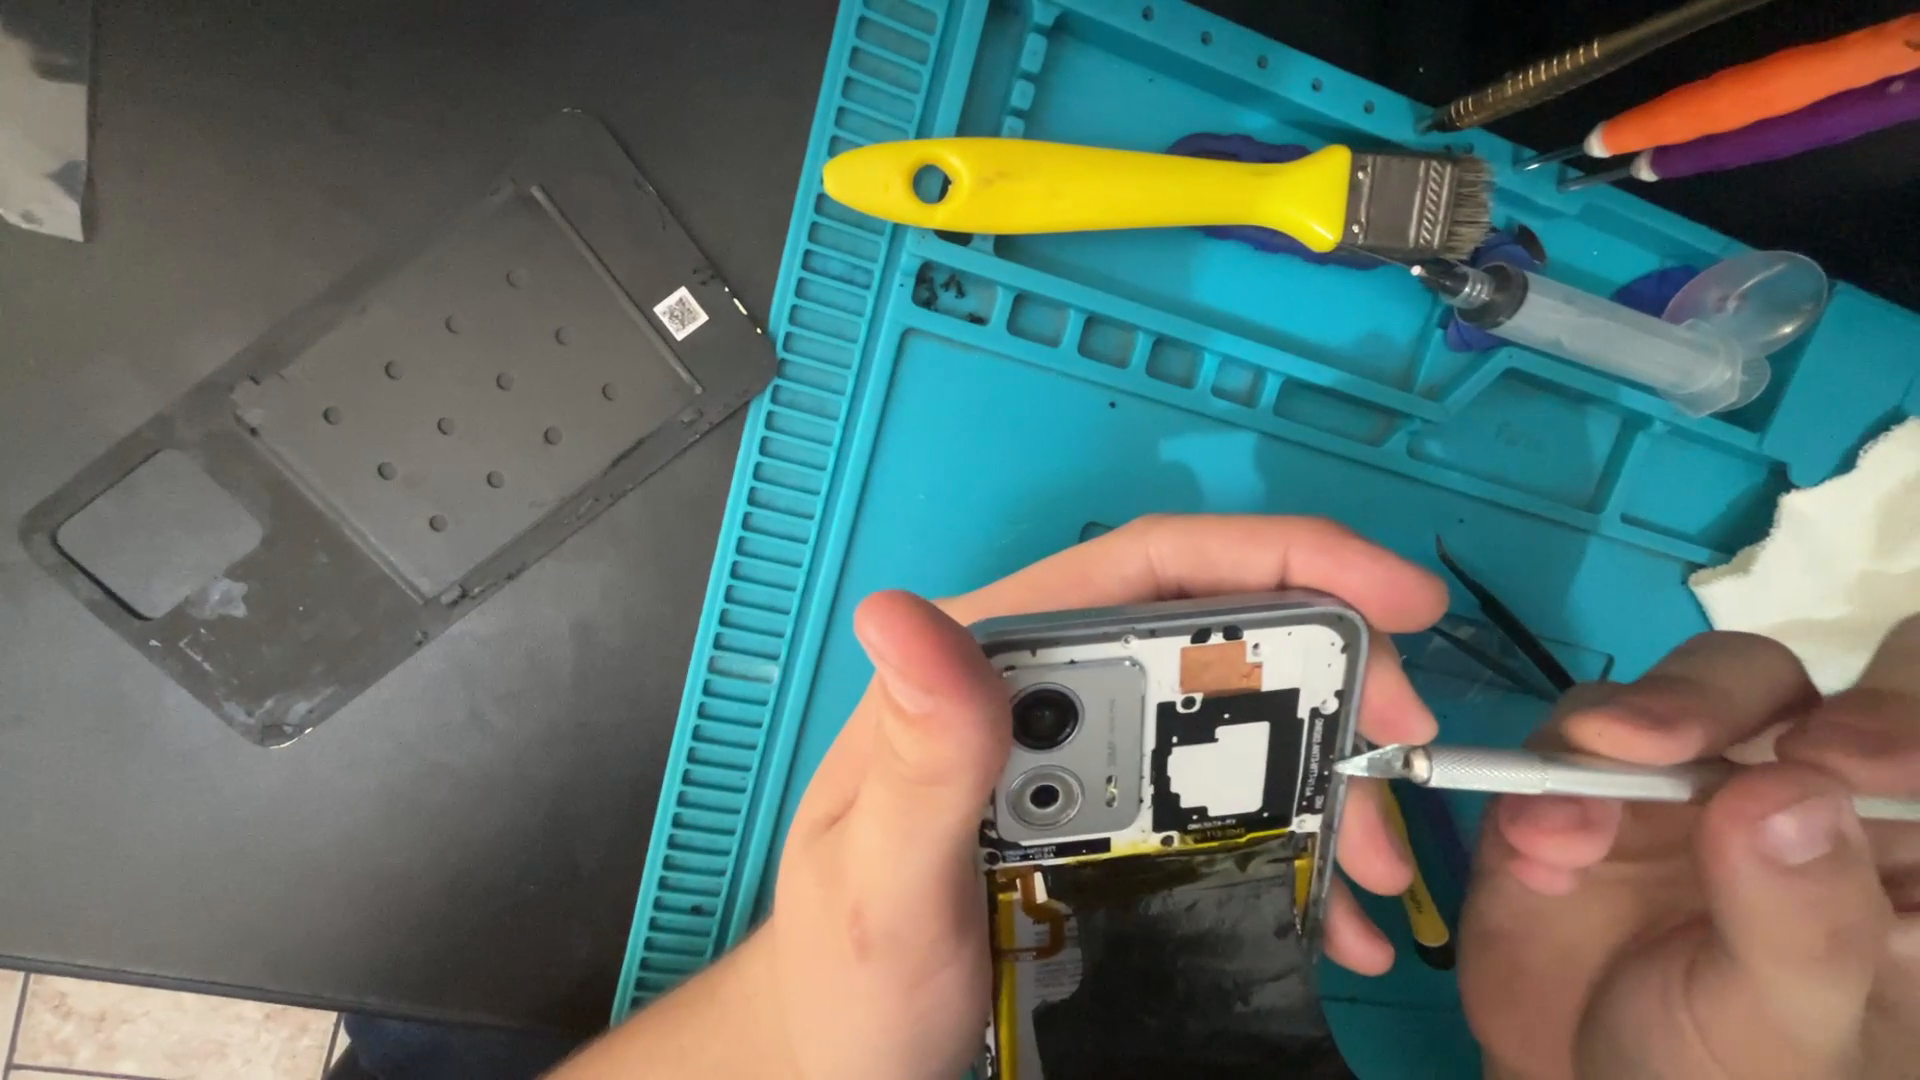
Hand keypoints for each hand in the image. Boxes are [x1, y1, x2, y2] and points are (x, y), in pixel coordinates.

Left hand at [762, 515, 1447, 1079]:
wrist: (851, 1055)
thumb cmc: (852, 970)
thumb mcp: (881, 875)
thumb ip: (913, 754)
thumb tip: (902, 609)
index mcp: (986, 662)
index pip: (1139, 569)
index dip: (1272, 555)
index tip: (1397, 597)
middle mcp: (1046, 687)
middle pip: (1208, 631)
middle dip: (1326, 666)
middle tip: (1407, 745)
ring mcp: (1086, 755)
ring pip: (1231, 719)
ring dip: (1324, 767)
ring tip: (1375, 861)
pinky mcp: (1115, 822)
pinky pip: (1224, 804)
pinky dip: (1296, 840)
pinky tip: (1335, 907)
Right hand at [1459, 623, 1919, 1079]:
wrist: (1570, 1077)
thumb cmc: (1722, 1076)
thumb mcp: (1788, 1028)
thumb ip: (1804, 919)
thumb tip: (1789, 786)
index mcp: (1881, 848)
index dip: (1899, 713)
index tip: (1836, 759)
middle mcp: (1772, 788)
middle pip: (1765, 679)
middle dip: (1713, 696)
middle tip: (1664, 744)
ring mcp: (1659, 781)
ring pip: (1643, 695)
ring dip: (1602, 739)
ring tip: (1564, 829)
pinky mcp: (1564, 783)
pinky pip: (1548, 747)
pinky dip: (1533, 791)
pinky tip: (1536, 862)